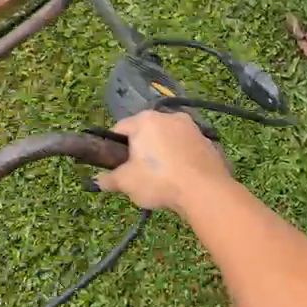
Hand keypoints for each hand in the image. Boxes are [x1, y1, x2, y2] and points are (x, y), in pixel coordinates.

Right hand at [94, 109, 235, 215]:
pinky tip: (182, 177)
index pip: (121, 128)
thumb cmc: (159, 181)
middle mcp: (169, 116)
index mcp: (145, 120)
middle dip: (142, 149)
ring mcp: (192, 127)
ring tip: (163, 177)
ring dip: (164, 152)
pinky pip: (188, 148)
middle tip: (139, 172)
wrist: (205, 190)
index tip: (116, 164)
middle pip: (147, 131)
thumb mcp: (127, 182)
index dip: (114, 146)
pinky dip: (183, 158)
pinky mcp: (209, 142)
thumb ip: (110, 179)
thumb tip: (98, 180)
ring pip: (170, 138)